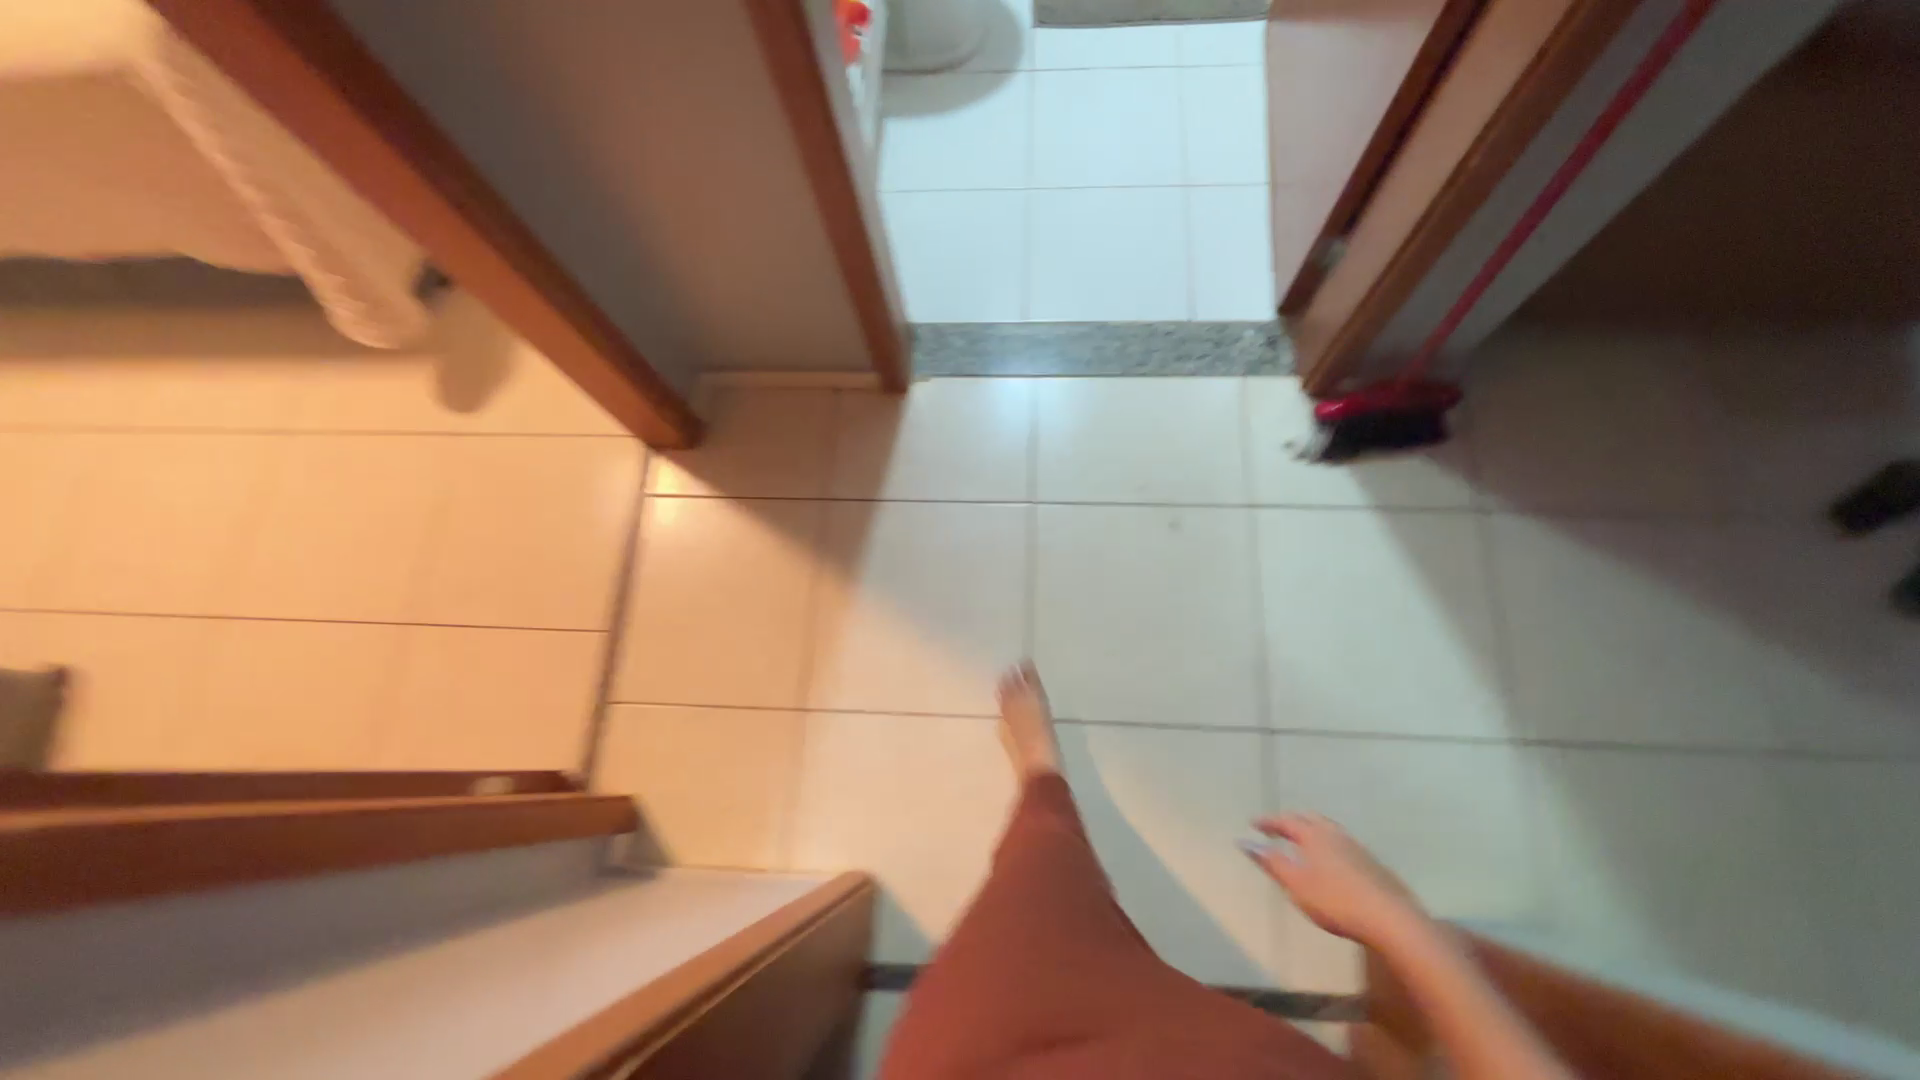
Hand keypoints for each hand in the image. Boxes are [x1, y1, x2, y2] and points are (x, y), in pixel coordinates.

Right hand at [1243, 813, 1426, 949]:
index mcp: (1314, 836)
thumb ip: (1270, 861)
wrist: (1390, 919)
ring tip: (1302, 841)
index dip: (1268, 822)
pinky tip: (1331, 860)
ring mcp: (1357, 848)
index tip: (1253, 824)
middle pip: (1309, 819)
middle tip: (1276, 828)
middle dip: (1290, 821)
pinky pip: (1343, 843)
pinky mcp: (1372, 864)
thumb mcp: (1296, 883)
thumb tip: (1244, 840)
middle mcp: (1335, 835)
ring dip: (1311, 830)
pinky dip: (1328, 843)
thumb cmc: (1335, 901)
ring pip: (1329, 830)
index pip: (1286, 821)